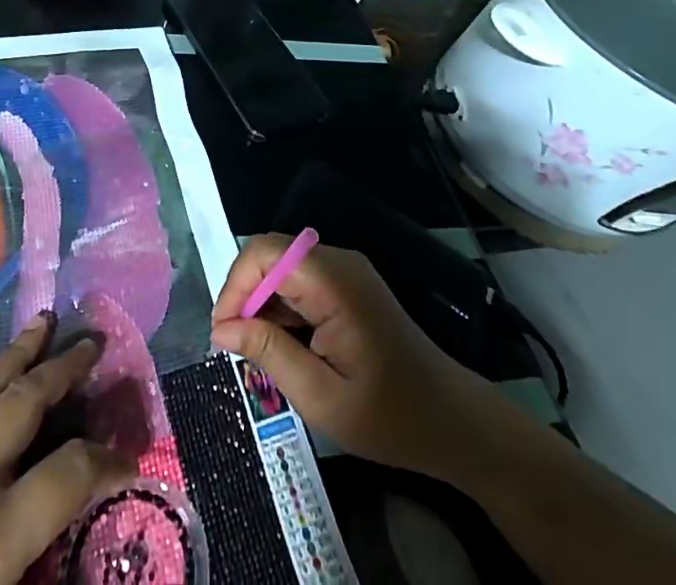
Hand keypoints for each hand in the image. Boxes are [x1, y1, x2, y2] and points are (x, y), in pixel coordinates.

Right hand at [210, 235, 513, 484]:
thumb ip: (268, 352)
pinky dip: (280, 309)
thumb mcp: (321, 396)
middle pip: (268, 255)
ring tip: (260, 354)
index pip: (263, 253)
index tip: (225, 334)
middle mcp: (338, 264)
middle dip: (243, 296)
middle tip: (237, 346)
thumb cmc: (392, 416)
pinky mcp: (347, 287)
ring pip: (279, 268)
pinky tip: (285, 348)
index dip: (234, 286)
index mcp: (334, 283)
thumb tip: (221, 328)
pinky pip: (298, 282)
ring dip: (260, 305)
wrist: (455, 422)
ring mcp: (345, 273)